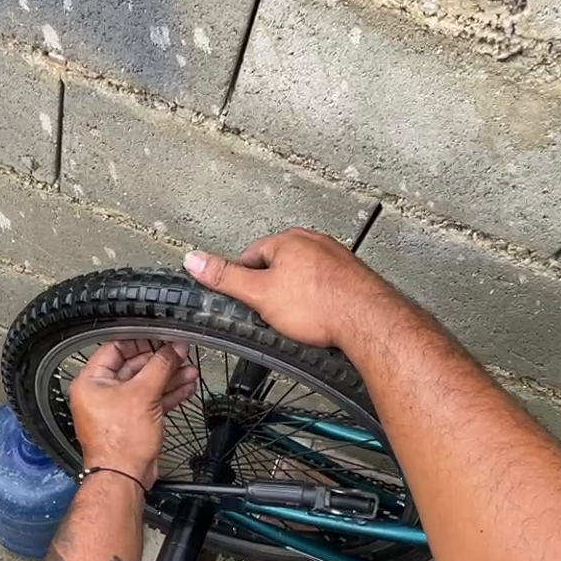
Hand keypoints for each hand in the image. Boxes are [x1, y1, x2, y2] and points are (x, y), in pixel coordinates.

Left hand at [68, 341, 198, 486]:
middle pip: (134, 366)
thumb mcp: (143, 394)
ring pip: (146, 385)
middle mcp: (101, 394)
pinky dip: (168, 394)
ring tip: (189, 370)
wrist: (124, 476)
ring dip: (169, 377)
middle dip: (161, 361)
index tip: (161, 336)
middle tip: (180, 352)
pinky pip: (152, 401)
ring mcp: (118, 408)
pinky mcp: (133, 422)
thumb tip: (174, 349)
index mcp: (91, 382)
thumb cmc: (119, 443)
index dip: (140, 341)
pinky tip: (185, 387)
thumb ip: (161, 367)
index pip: (115, 349)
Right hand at [182, 228, 395, 349]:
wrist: (366, 320)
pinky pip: (323, 289)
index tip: (244, 299)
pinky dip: (317, 304)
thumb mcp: (258, 293)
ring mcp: (335, 259)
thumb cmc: (320, 305)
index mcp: (288, 240)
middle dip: (271, 290)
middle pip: (277, 267)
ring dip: (296, 298)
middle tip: (270, 314)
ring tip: (298, 319)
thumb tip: (194, 260)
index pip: (250, 256)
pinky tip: (318, 320)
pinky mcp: (351, 278)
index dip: (243, 282)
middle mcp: (314, 242)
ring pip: (302, 279)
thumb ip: (224, 277)